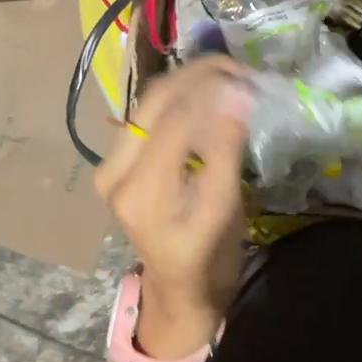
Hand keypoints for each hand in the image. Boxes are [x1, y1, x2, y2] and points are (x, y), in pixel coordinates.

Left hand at [94, 58, 252, 346]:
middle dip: (199, 75)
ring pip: (151, 103)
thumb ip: (226, 149)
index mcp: (140, 189)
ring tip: (231, 77)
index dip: (213, 88)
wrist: (179, 292)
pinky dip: (181, 100)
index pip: (175, 117)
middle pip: (156, 100)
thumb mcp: (225, 209)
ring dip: (190, 83)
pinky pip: (150, 116)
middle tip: (242, 69)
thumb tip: (238, 93)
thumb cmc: (208, 259)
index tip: (250, 77)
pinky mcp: (119, 162)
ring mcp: (111, 165)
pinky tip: (209, 96)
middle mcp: (114, 171)